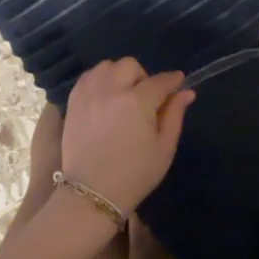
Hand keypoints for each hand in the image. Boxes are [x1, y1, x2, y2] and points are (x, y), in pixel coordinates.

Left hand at [59, 59, 194, 212]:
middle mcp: (110, 91)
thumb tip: (186, 92)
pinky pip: (86, 78)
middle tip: (145, 99)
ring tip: (122, 96)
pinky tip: (104, 97)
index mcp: (137, 102)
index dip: (172, 80)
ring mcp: (87, 95)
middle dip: (142, 77)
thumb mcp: (163, 148)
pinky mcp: (72, 103)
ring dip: (118, 75)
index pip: (159, 81)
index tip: (178, 82)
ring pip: (105, 67)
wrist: (92, 192)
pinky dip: (98, 80)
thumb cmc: (135, 174)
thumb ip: (174, 115)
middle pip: (130, 66)